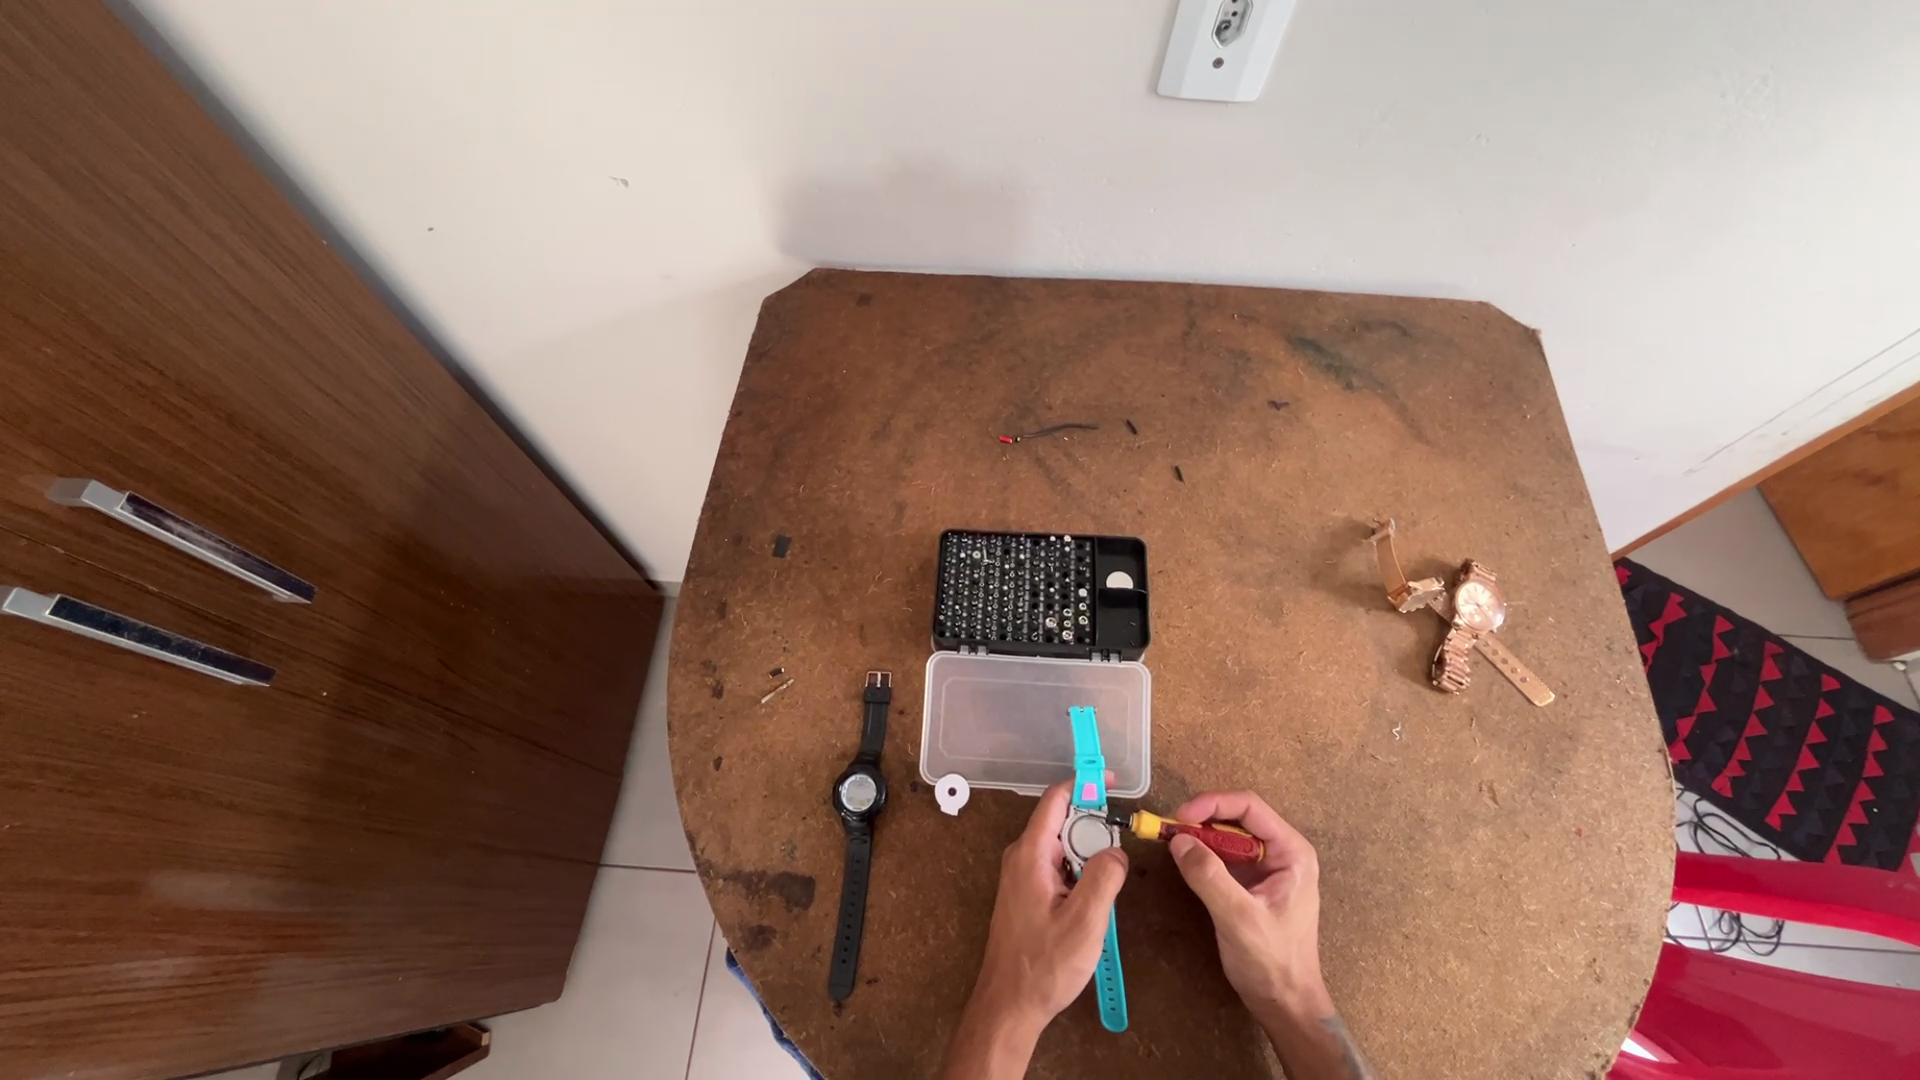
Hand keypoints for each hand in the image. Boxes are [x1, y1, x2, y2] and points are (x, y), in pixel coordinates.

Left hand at [939, 783, 1127, 1079]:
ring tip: (1107, 884)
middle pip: (1061, 822)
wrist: (1008, 1006)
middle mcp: (1021, 856)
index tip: (1110, 781)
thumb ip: (1104, 878)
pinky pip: (1056, 867)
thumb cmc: (1043, 966)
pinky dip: (1078, 873)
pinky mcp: (1026, 893)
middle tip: (1118, 852)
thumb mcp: (1085, 922)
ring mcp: (1021, 875)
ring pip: (1061, 847)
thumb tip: (1116, 851)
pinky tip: (1092, 902)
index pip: (1055, 800)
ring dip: (1088, 856)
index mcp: (1030, 853)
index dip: (1083, 784)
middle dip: (1093, 828)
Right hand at [1168, 790, 1331, 1021]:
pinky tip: (1185, 860)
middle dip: (1202, 819)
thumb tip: (1177, 839)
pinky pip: (1223, 854)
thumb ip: (1209, 876)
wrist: (1285, 1005)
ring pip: (1228, 834)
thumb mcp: (1239, 918)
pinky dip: (1202, 853)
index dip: (1212, 804)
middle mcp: (1282, 852)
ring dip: (1199, 835)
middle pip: (1237, 816)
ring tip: (1173, 843)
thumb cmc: (1272, 962)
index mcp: (1292, 852)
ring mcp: (1267, 867)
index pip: (1249, 806)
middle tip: (1171, 830)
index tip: (1180, 816)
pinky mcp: (1251, 881)